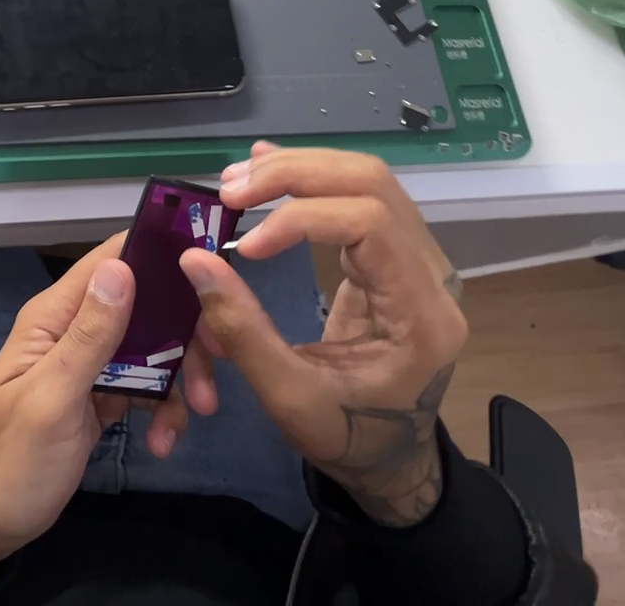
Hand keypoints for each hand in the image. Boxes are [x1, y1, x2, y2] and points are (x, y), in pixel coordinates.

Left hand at [0, 234, 190, 569]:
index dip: (158, 256)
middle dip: (183, 330)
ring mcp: (91, 363)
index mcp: (54, 316)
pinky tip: (163, 442)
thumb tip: (121, 267)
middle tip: (215, 364)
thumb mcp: (51, 399)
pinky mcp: (103, 395)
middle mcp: (74, 329)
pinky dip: (162, 409)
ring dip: (180, 376)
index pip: (109, 261)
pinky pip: (146, 386)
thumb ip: (88, 335)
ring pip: (151, 347)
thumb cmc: (11, 461)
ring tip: (197, 413)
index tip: (210, 272)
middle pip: (143, 305)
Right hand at [179, 142, 465, 527]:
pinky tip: (266, 166)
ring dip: (297, 170)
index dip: (299, 219)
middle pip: (370, 183)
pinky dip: (308, 178)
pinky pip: (357, 197)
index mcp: (420, 313)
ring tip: (236, 180)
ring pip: (364, 179)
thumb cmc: (350, 438)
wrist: (391, 459)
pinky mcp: (393, 254)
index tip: (246, 247)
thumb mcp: (289, 398)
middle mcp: (430, 273)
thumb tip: (194, 258)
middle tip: (230, 190)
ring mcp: (417, 259)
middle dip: (294, 175)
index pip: (369, 223)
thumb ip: (242, 329)